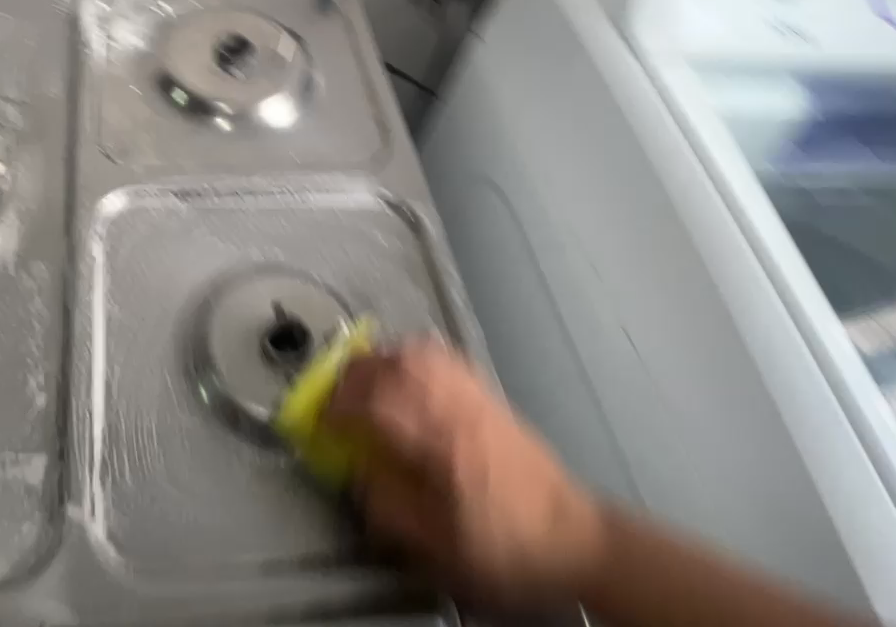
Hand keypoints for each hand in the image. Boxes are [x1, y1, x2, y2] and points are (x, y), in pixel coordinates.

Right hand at [326, 341, 605, 610]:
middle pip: (395, 363)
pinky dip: (411, 356)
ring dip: (381, 360)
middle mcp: (455, 403)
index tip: (320, 421)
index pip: (376, 400)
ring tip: (365, 384)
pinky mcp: (487, 391)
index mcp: (440, 439)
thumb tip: (355, 470)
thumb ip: (386, 503)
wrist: (574, 537)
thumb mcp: (436, 542)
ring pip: (417, 350)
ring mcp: (474, 391)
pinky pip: (440, 354)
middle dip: (354, 375)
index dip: (339, 405)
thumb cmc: (502, 545)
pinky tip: (404, 375)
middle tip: (335, 400)